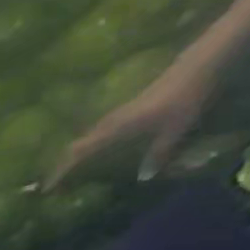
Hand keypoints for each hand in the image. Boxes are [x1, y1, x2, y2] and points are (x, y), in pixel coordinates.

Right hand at [49, 64, 214, 186]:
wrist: (203, 61)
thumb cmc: (186, 97)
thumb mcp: (174, 130)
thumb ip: (157, 155)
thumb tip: (142, 178)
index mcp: (114, 129)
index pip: (78, 153)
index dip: (60, 171)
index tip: (46, 189)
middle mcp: (111, 121)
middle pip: (78, 145)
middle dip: (64, 164)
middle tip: (55, 183)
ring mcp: (120, 113)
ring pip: (89, 137)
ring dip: (77, 153)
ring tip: (71, 169)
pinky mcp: (130, 108)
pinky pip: (102, 131)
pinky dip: (92, 144)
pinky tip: (98, 149)